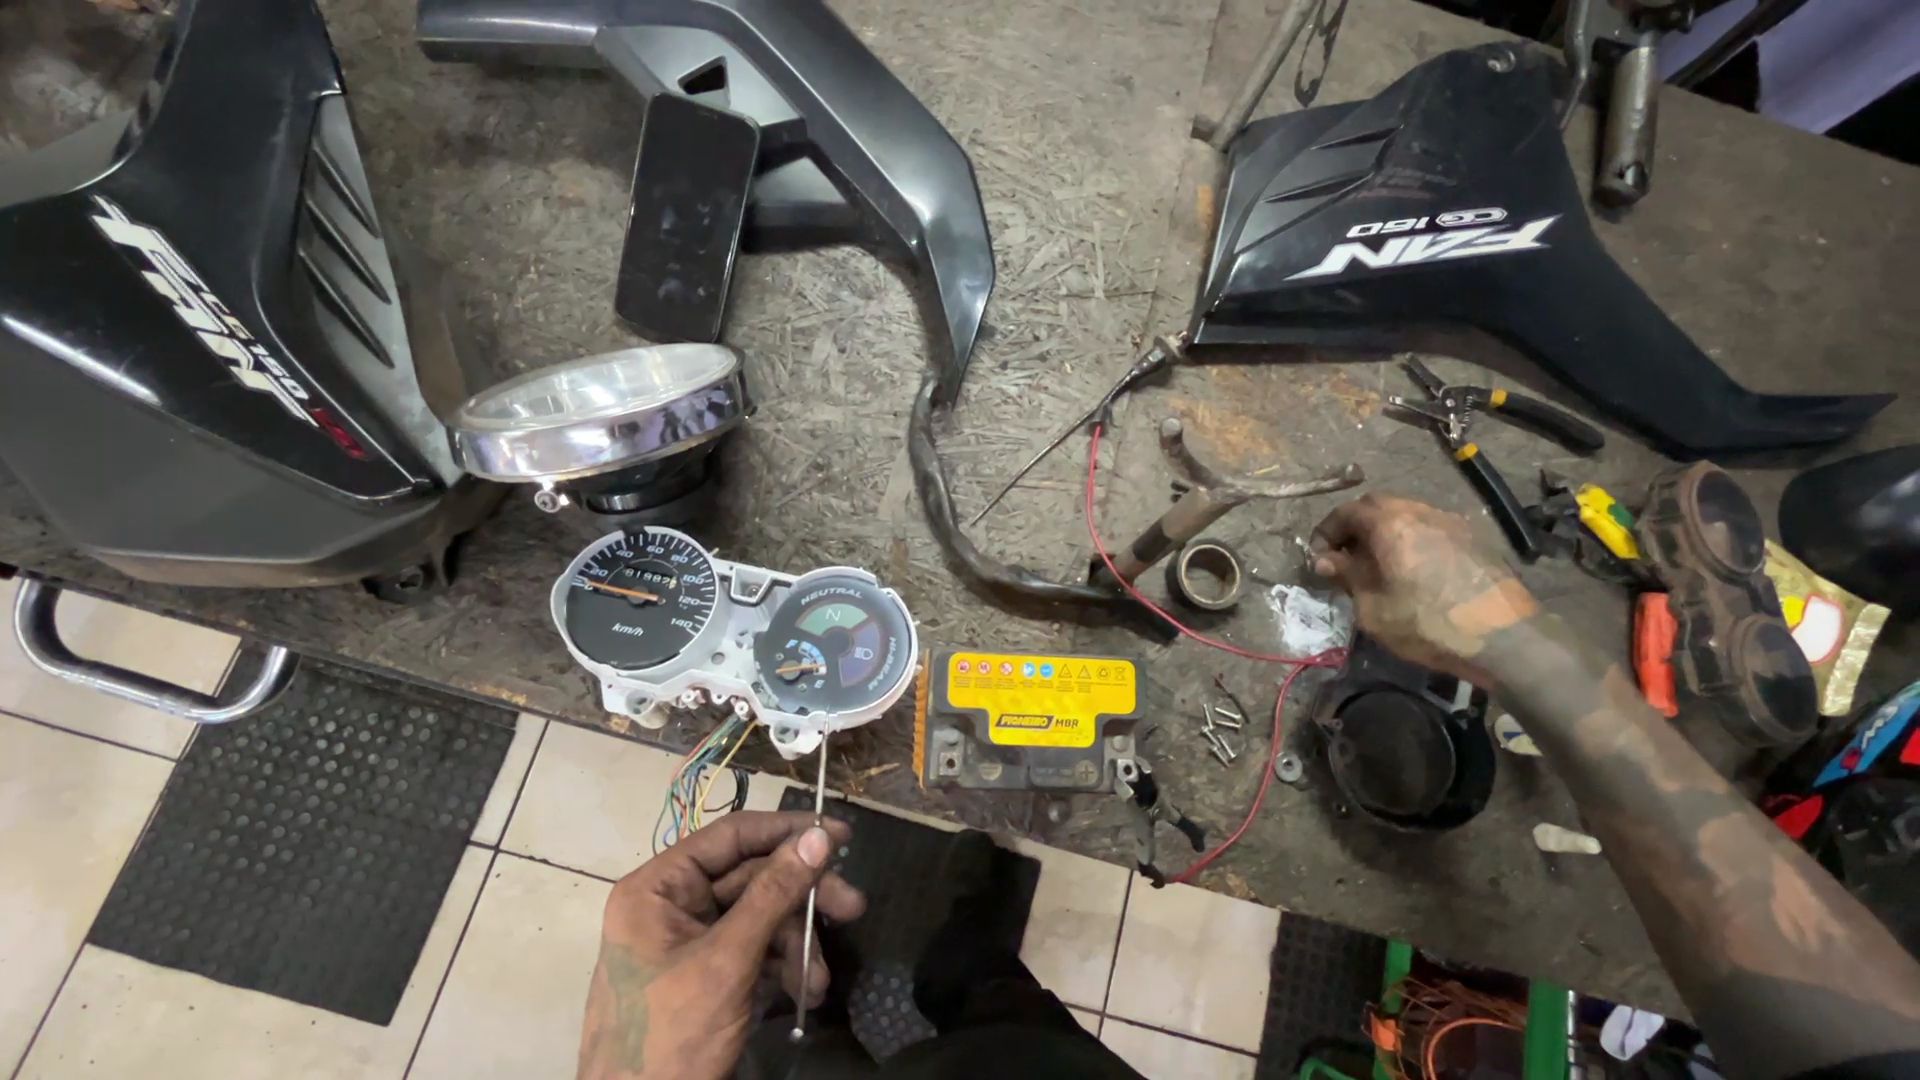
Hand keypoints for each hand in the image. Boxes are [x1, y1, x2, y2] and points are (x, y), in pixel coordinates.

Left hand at [578, 811, 865, 1079]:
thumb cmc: (669, 1037)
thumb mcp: (727, 962)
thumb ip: (775, 893)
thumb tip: (820, 836)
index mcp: (659, 888)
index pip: (732, 836)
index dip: (788, 831)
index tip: (841, 835)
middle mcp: (673, 904)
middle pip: (754, 877)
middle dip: (802, 899)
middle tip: (852, 907)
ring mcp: (691, 941)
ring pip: (762, 916)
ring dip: (798, 944)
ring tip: (819, 979)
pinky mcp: (708, 974)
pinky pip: (756, 950)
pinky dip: (784, 967)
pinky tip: (806, 992)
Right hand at [1309, 494, 1538, 678]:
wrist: (1506, 639)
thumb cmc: (1427, 624)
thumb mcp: (1372, 607)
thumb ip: (1346, 576)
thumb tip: (1324, 560)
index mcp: (1391, 524)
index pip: (1346, 512)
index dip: (1325, 532)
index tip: (1319, 559)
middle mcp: (1421, 512)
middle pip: (1376, 506)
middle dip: (1354, 527)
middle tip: (1344, 558)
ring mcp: (1452, 523)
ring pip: (1405, 515)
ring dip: (1383, 533)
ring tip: (1376, 566)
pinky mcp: (1473, 539)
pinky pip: (1429, 529)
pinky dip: (1409, 540)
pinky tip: (1410, 571)